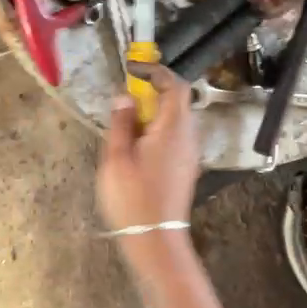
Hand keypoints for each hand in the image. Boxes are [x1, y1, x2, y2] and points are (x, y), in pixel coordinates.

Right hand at [97, 64, 199, 235]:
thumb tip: (125, 97)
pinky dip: (157, 132)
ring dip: (153, 115)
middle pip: (177, 103)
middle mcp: (188, 137)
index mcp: (173, 128)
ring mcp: (190, 155)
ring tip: (126, 126)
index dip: (156, 72)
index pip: (174, 86)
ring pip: (175, 122)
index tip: (134, 69)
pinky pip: (174, 138)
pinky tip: (137, 148)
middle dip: (152, 94)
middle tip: (125, 100)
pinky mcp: (185, 169)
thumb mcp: (116, 157)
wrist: (155, 238)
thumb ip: (121, 123)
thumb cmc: (132, 197)